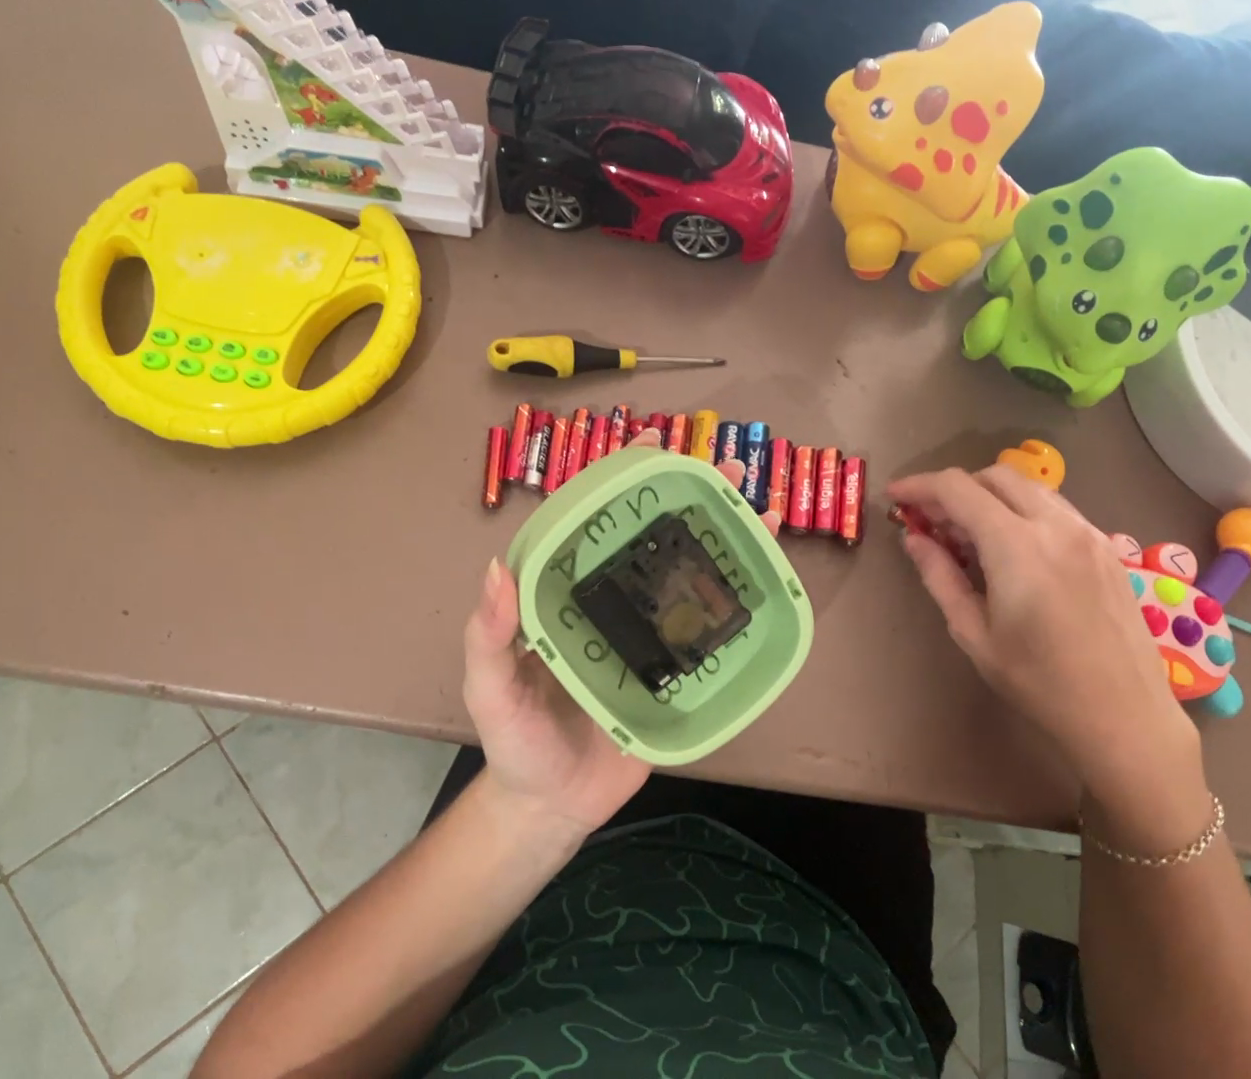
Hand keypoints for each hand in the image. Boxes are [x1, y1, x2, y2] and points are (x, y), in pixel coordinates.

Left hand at [460, 430, 777, 838]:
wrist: (554, 806)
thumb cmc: (516, 744)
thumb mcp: (489, 690)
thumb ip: (489, 636)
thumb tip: (498, 567)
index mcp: (562, 599)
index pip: (589, 527)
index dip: (617, 483)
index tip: (648, 444)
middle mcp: (606, 607)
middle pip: (647, 543)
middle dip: (685, 501)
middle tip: (725, 466)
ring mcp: (643, 640)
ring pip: (682, 579)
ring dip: (719, 540)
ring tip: (757, 504)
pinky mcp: (672, 675)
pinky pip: (704, 633)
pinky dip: (732, 602)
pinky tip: (762, 576)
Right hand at [887, 465, 1201, 814]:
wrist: (1123, 713)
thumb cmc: (1038, 682)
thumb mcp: (974, 634)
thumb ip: (941, 577)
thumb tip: (914, 539)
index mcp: (1017, 546)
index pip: (958, 489)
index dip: (920, 485)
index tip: (894, 497)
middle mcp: (1056, 526)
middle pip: (995, 476)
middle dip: (955, 488)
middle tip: (929, 521)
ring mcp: (1088, 533)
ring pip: (1030, 488)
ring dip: (990, 497)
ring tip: (966, 535)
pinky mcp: (1107, 547)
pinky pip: (1056, 509)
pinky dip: (1022, 511)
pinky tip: (1010, 549)